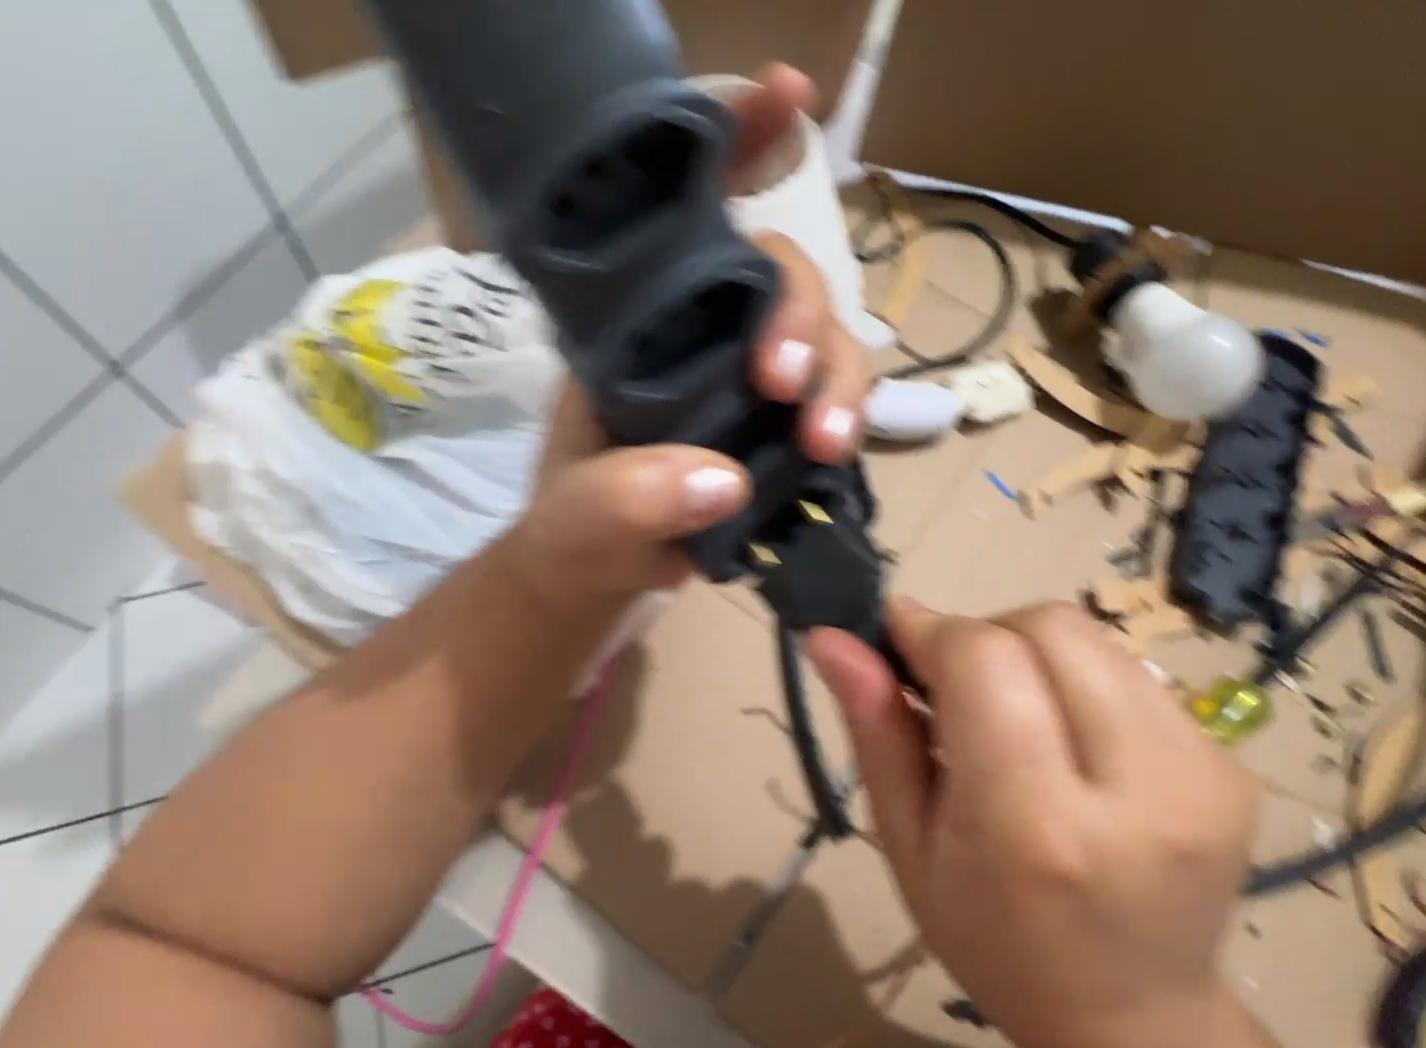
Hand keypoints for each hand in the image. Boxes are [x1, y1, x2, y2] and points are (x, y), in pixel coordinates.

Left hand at [511, 64, 868, 604]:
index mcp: (637, 318)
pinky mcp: (784, 425)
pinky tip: (838, 450)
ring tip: (825, 441)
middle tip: (782, 381)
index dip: (737, 147)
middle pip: (782, 274)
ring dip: (841, 374)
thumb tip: (721, 482)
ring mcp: (750, 376)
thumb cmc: (574, 528)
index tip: (785, 95)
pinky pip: (837, 398)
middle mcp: (703, 329)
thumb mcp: (577, 515)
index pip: (686, 216)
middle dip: (799, 310)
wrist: (603, 574)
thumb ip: (623, 498)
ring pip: (828, 335)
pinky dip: (850, 414)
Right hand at [809, 601, 1279, 1047]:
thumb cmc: (991, 940)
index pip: (984, 660)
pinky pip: (1133, 672)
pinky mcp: (1234, 766)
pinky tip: (1069, 741)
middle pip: (1048, 628)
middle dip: (984, 634)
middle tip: (954, 689)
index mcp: (1035, 826)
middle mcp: (1139, 790)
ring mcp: (1203, 774)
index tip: (898, 644)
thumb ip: (875, 732)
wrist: (1133, 1017)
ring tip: (1013, 716)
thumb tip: (829, 637)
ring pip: (1094, 638)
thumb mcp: (908, 846)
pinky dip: (1080, 682)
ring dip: (1032, 652)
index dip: (932, 632)